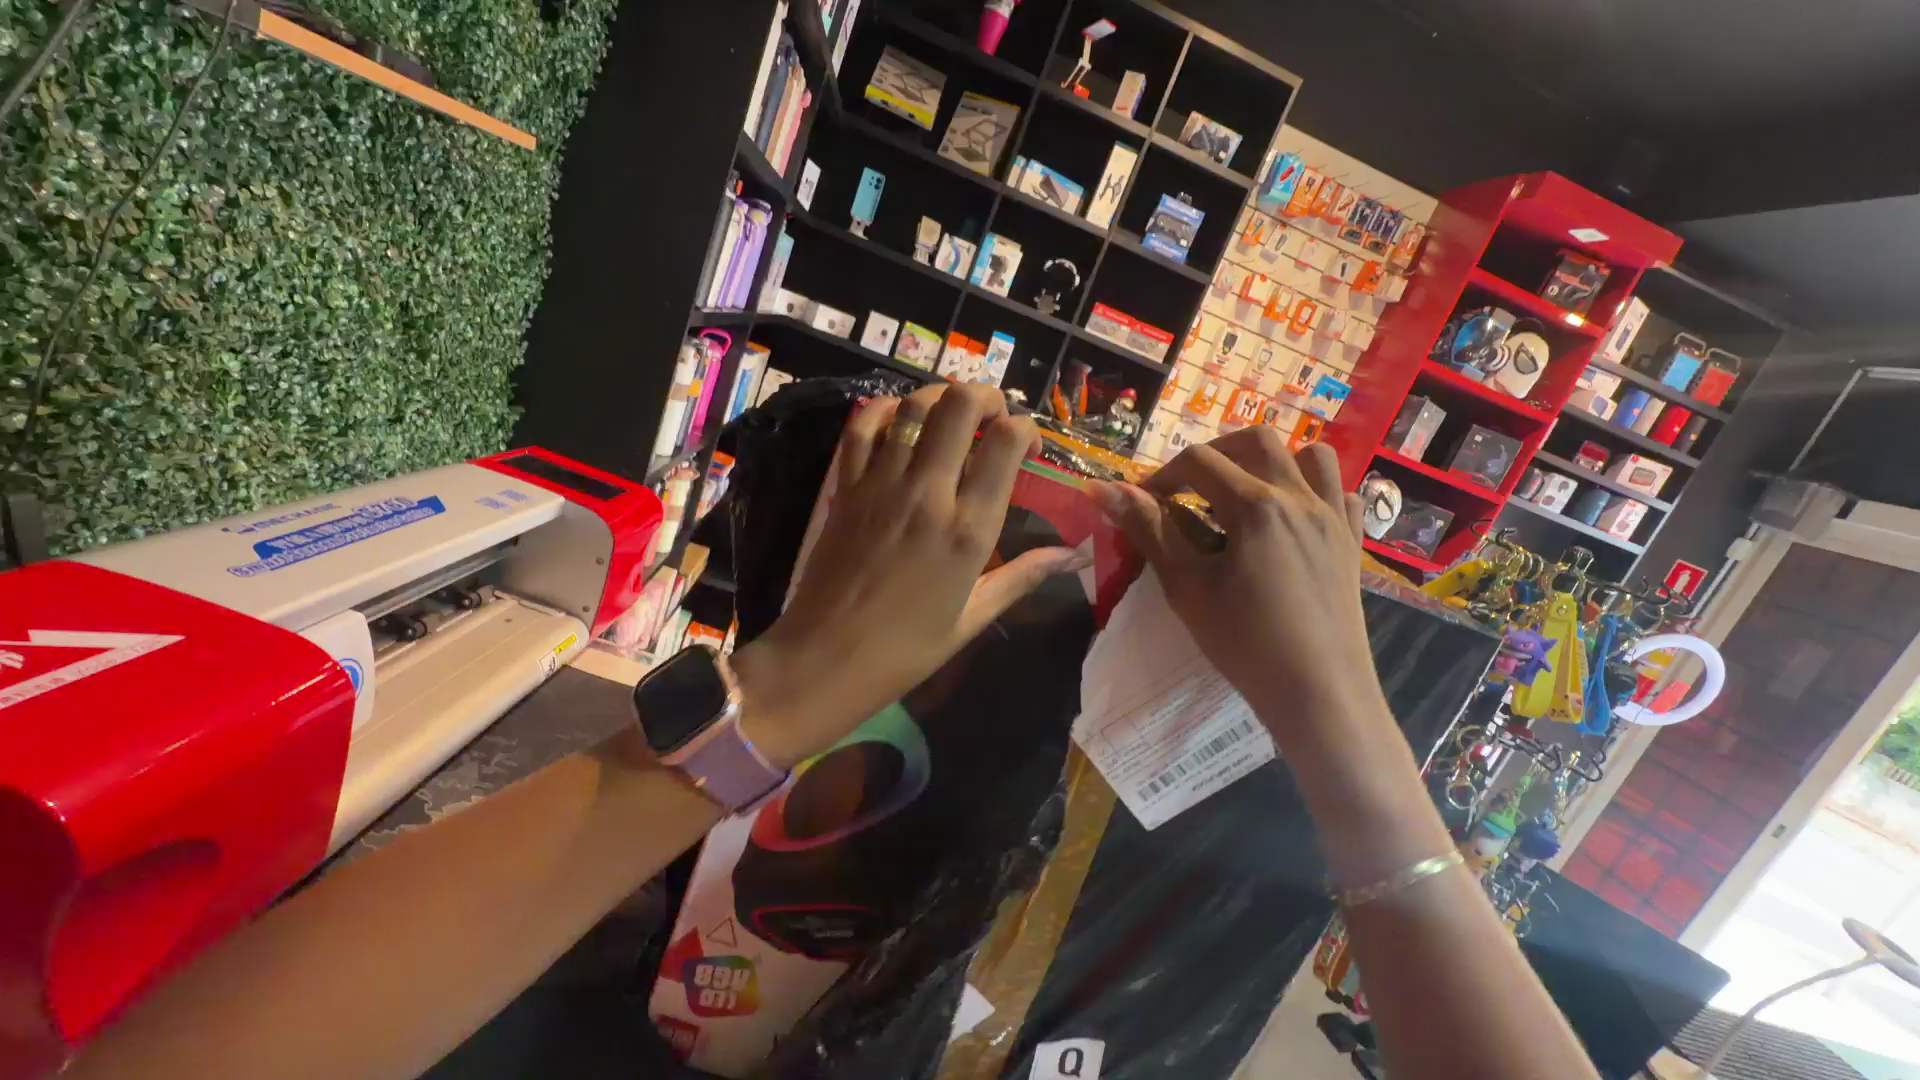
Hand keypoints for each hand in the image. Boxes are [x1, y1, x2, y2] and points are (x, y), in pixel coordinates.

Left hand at [733, 383, 1084, 767]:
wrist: (825, 660)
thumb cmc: (907, 650)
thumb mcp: (973, 617)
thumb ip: (1023, 576)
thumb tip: (1075, 555)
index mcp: (968, 530)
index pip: (1006, 443)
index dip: (1026, 428)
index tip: (1028, 445)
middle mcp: (927, 494)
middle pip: (960, 407)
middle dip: (986, 396)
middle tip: (993, 414)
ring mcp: (881, 486)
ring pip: (913, 407)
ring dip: (940, 396)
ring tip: (953, 411)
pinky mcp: (845, 488)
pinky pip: (863, 428)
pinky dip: (884, 409)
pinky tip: (900, 417)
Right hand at [1092, 429, 1384, 747]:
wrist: (1317, 692)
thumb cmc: (1243, 641)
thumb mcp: (1185, 585)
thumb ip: (1147, 530)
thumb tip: (1102, 488)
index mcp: (1255, 505)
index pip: (1198, 462)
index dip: (1161, 476)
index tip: (1143, 503)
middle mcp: (1300, 497)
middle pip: (1255, 441)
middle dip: (1214, 453)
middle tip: (1189, 487)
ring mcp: (1334, 517)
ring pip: (1311, 455)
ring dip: (1273, 462)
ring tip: (1245, 493)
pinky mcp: (1352, 543)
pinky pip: (1343, 494)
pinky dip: (1316, 492)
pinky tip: (1294, 519)